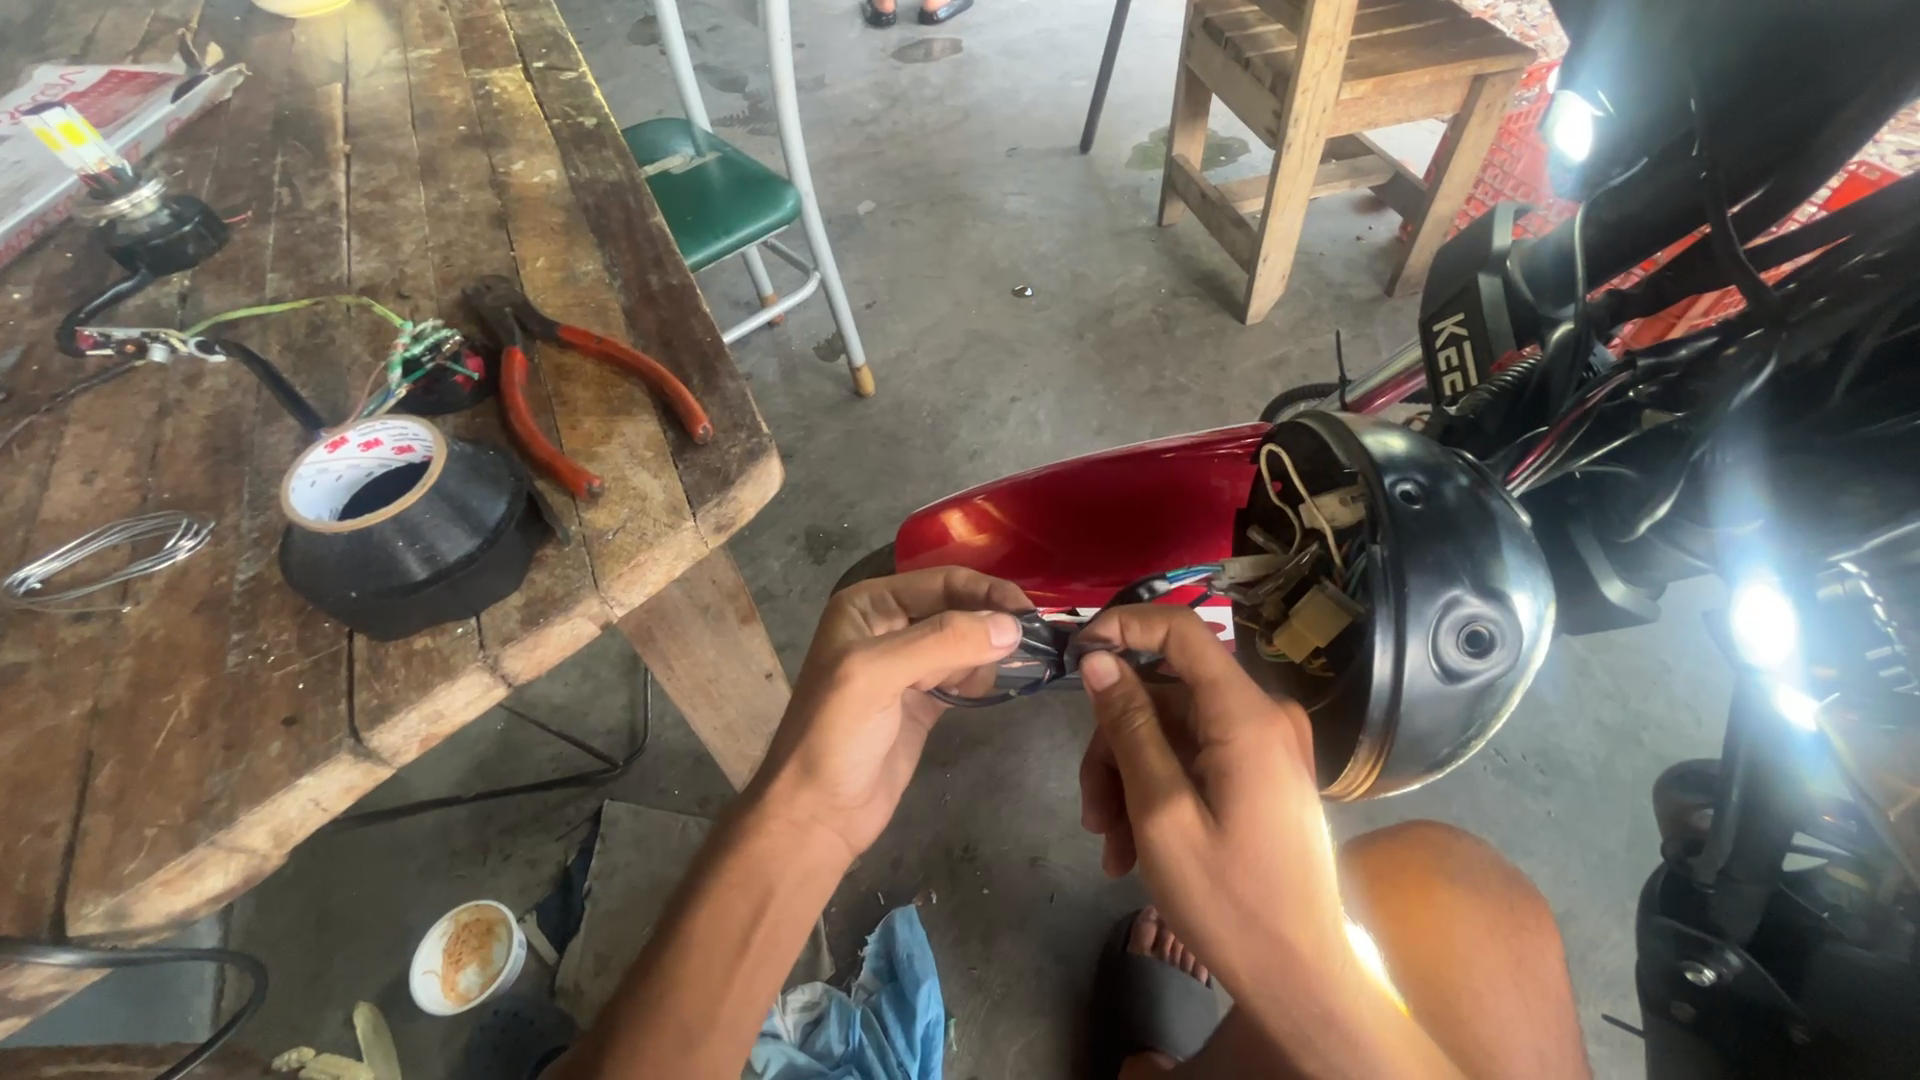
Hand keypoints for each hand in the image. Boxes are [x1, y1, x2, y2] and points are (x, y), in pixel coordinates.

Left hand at [748, 566, 1031, 861]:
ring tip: (982, 681)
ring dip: (984, 655)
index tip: (1029, 612)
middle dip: (989, 623)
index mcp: (868, 605)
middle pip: (958, 608)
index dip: (986, 592)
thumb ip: (942, 642)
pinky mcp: (924, 699)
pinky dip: (979, 678)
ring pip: (965, 641)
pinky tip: (978, 692)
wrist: (817, 813)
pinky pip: (965, 674)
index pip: (941, 582)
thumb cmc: (834, 735)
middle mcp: (889, 626)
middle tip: (1027, 644)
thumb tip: (1012, 626)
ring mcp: (907, 664)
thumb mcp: (878, 674)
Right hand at [1075, 604, 1351, 998]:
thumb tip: (1098, 659)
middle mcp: (1262, 717)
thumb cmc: (1230, 901)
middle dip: (1115, 743)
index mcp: (1246, 716)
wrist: (1302, 982)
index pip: (1180, 631)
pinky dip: (1156, 791)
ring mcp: (1263, 746)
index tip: (1074, 655)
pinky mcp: (1260, 774)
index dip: (1123, 628)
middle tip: (1089, 809)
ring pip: (1171, 732)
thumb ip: (1129, 727)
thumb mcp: (1161, 813)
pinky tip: (1131, 845)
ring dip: (1128, 778)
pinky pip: (1193, 758)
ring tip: (1108, 842)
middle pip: (1165, 695)